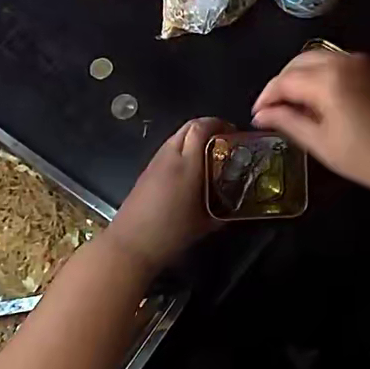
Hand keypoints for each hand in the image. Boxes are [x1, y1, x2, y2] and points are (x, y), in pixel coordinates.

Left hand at [101, 117, 229, 273]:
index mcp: (187, 164)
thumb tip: (239, 203)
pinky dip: (182, 151)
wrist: (131, 244)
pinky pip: (168, 151)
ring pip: (176, 138)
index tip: (233, 132)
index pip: (201, 128)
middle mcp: (169, 156)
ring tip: (210, 155)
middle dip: (208, 128)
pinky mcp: (146, 172)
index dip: (219, 124)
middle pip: (188, 127)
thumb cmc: (171, 233)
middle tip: (224, 141)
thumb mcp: (207, 223)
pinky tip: (191, 171)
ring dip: (194, 139)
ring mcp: (155, 163)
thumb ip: (225, 209)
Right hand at [252, 49, 369, 210]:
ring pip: (317, 59)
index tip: (255, 116)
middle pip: (298, 62)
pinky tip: (317, 101)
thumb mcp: (323, 144)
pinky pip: (336, 64)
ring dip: (299, 78)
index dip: (265, 97)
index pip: (283, 80)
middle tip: (271, 111)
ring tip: (291, 108)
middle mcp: (343, 60)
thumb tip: (261, 115)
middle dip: (281, 83)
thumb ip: (288, 122)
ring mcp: (362, 62)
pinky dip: (319, 76)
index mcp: (328, 78)